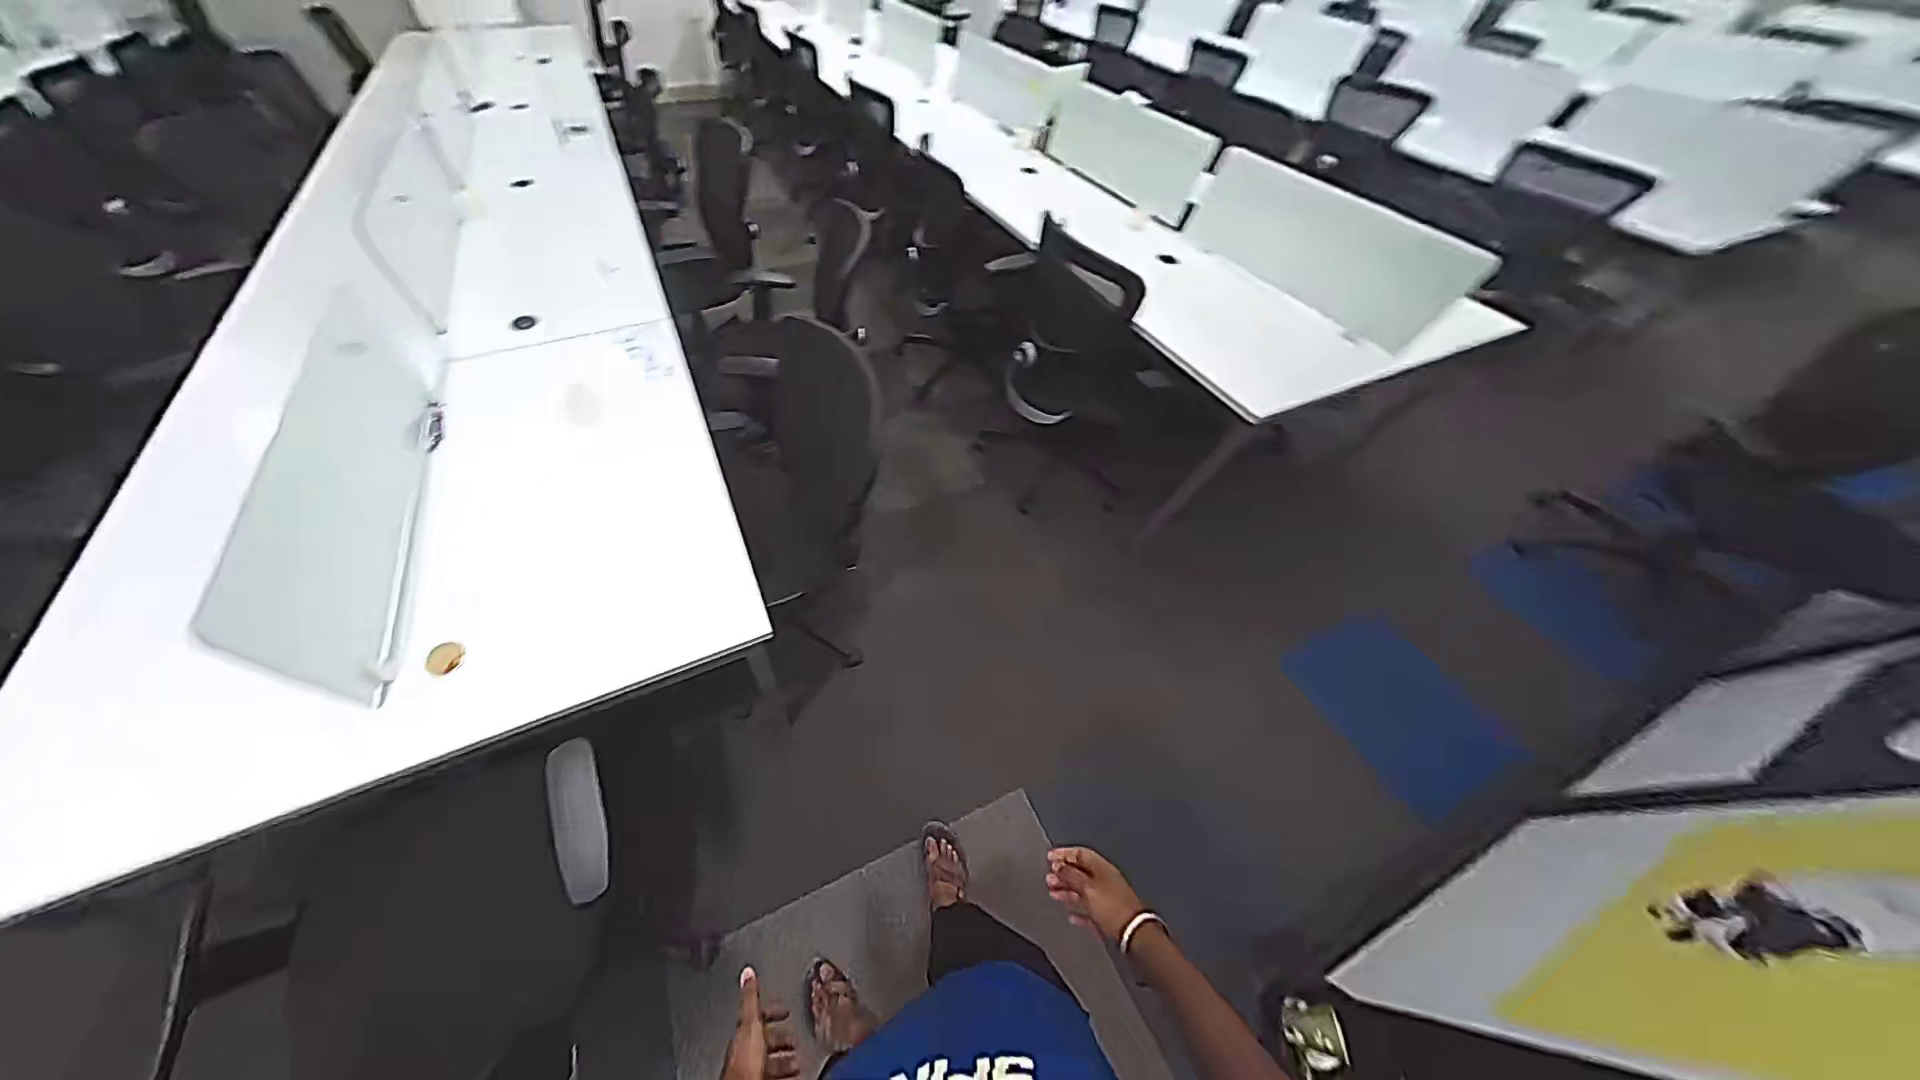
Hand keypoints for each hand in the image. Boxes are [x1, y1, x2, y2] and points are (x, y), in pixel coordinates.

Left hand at [721, 967, 799, 1079]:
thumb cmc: (744, 1060)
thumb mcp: (751, 1021)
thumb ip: (751, 997)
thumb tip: (747, 971)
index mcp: (744, 1033)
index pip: (759, 1016)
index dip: (774, 1012)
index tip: (786, 1010)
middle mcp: (746, 1052)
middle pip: (766, 1040)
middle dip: (783, 1037)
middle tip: (794, 1038)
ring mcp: (752, 1070)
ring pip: (771, 1060)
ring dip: (787, 1058)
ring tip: (798, 1060)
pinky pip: (776, 1075)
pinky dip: (787, 1073)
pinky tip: (794, 1074)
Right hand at [1047, 846, 1147, 944]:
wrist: (1134, 934)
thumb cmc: (1112, 907)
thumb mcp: (1087, 888)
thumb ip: (1071, 875)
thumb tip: (1058, 866)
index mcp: (1102, 868)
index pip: (1080, 854)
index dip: (1064, 854)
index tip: (1050, 857)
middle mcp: (1105, 880)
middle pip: (1080, 872)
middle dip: (1063, 873)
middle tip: (1049, 877)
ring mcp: (1107, 898)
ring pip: (1083, 890)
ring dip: (1067, 890)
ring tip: (1053, 892)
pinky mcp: (1107, 916)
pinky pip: (1089, 909)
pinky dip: (1079, 910)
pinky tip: (1071, 915)